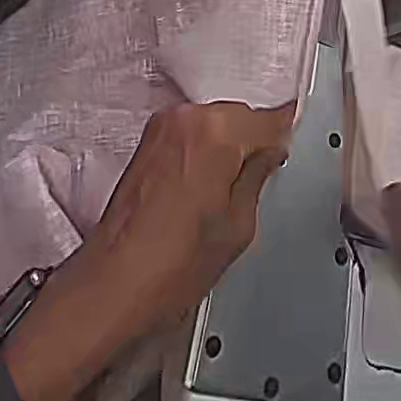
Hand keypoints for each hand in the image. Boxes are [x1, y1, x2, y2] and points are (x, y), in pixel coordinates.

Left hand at [83, 101, 293, 325]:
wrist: (113, 284)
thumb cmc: (170, 264)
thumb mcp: (239, 224)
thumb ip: (259, 175)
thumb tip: (268, 155)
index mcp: (218, 133)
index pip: (270, 120)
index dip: (285, 137)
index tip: (288, 147)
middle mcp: (188, 118)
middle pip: (241, 116)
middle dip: (254, 141)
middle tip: (261, 176)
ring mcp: (164, 126)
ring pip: (216, 122)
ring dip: (228, 144)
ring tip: (227, 188)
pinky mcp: (148, 139)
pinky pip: (193, 131)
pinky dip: (204, 148)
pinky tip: (205, 184)